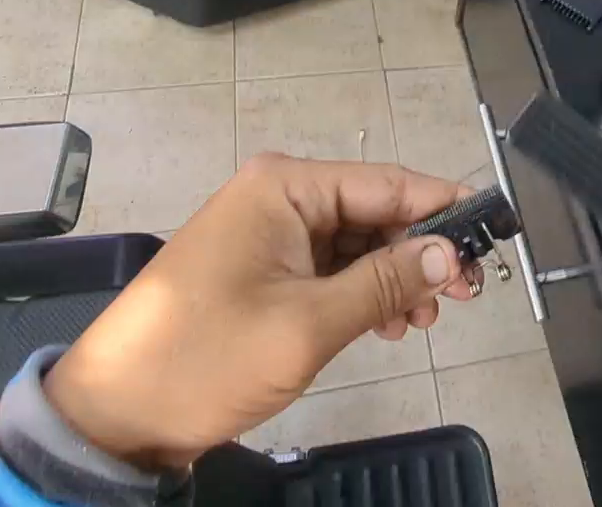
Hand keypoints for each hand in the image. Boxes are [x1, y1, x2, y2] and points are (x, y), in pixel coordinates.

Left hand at [44, 154, 473, 466]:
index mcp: (285, 186)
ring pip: (357, 241)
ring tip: (421, 320)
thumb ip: (384, 282)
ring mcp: (271, 230)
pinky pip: (331, 265)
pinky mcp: (265, 264)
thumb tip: (449, 252)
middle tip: (461, 295)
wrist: (110, 418)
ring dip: (394, 276)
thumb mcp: (306, 324)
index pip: (386, 183)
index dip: (442, 205)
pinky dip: (363, 291)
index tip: (491, 231)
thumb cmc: (205, 358)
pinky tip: (386, 322)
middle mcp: (280, 195)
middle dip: (418, 251)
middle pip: (374, 210)